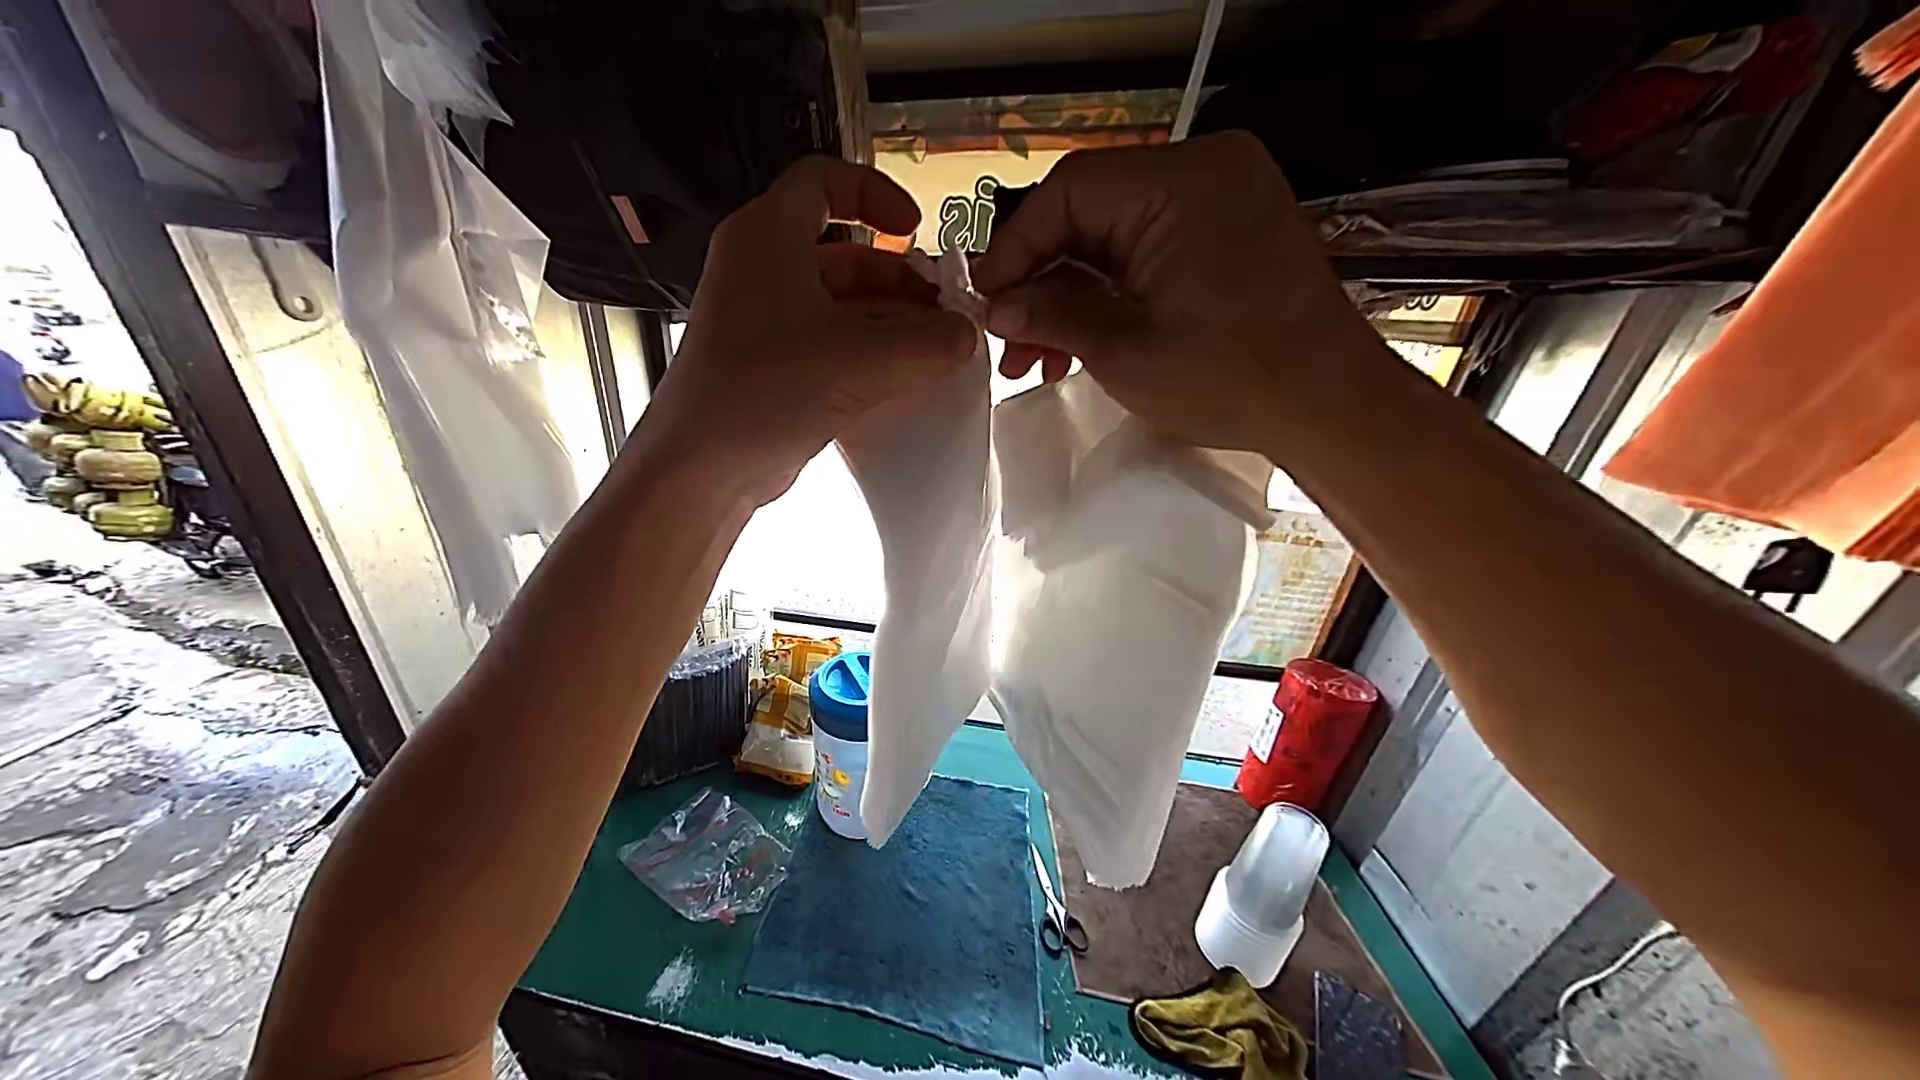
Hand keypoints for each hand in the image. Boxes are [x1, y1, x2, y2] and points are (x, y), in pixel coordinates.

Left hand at [640, 157, 977, 503]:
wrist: (703, 465)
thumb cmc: (759, 393)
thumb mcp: (862, 359)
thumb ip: (928, 342)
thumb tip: (963, 335)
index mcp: (768, 238)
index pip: (823, 180)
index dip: (875, 193)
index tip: (913, 226)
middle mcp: (762, 272)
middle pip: (846, 254)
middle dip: (901, 279)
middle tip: (941, 311)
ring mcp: (766, 321)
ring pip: (842, 305)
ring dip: (891, 323)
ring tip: (933, 351)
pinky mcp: (773, 365)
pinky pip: (831, 345)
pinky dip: (869, 354)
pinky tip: (903, 379)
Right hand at [971, 132, 1394, 452]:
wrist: (1329, 407)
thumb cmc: (1234, 379)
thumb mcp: (1124, 351)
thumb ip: (1052, 315)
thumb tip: (997, 308)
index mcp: (1181, 183)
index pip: (1069, 191)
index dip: (1016, 247)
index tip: (986, 299)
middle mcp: (1204, 171)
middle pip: (1090, 213)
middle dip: (1041, 281)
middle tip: (1007, 338)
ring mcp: (1221, 200)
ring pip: (1115, 237)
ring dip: (1071, 294)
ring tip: (1036, 356)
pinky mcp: (1227, 233)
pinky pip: (1148, 251)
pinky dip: (1111, 292)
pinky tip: (1080, 339)